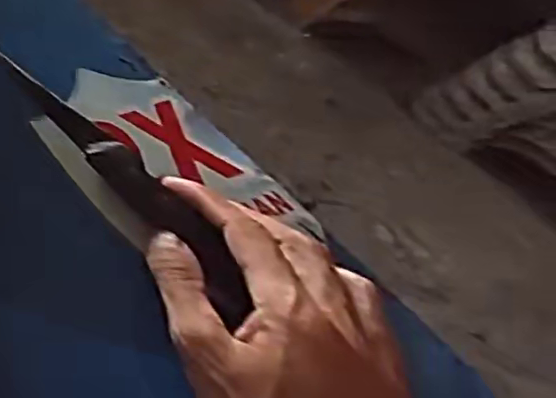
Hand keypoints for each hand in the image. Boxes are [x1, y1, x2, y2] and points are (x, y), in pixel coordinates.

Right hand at [146, 178, 409, 397]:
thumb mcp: (204, 354)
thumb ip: (181, 290)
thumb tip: (166, 240)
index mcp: (291, 306)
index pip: (245, 231)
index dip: (206, 201)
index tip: (175, 186)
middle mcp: (339, 315)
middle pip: (295, 241)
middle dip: (246, 215)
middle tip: (207, 208)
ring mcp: (372, 342)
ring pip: (335, 267)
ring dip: (289, 242)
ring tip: (255, 239)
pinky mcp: (389, 368)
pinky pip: (363, 301)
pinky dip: (329, 276)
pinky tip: (313, 286)